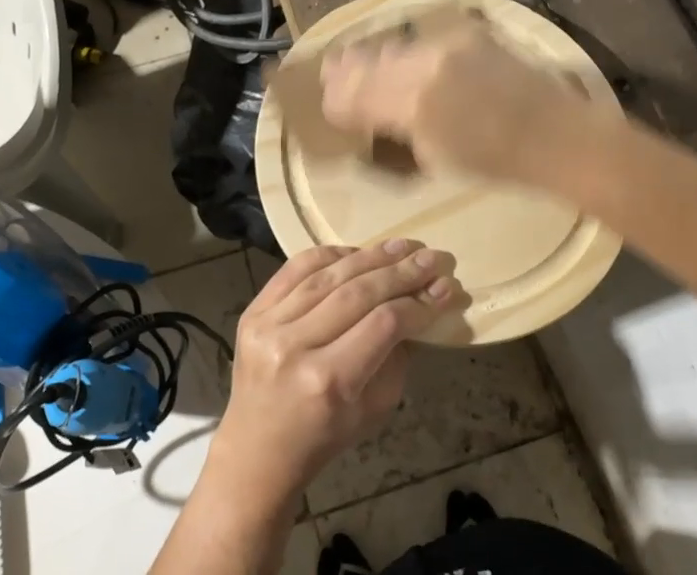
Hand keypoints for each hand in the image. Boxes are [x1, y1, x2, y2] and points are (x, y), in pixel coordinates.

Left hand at [207, 241, 463, 503]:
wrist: (258, 449)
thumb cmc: (324, 435)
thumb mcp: (375, 409)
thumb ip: (397, 355)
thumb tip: (422, 304)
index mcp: (328, 380)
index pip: (382, 324)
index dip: (417, 304)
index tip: (443, 290)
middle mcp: (295, 346)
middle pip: (357, 293)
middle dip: (400, 273)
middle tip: (431, 258)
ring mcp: (268, 325)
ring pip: (328, 275)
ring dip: (370, 256)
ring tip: (402, 247)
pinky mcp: (253, 311)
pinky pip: (295, 269)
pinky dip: (329, 255)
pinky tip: (357, 252)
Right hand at [320, 19, 617, 188]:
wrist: (557, 136)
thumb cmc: (498, 164)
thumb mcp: (436, 158)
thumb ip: (398, 131)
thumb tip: (373, 119)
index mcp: (413, 106)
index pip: (357, 97)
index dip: (337, 99)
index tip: (325, 102)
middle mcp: (425, 67)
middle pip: (370, 64)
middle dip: (346, 71)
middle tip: (328, 70)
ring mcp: (448, 46)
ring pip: (395, 48)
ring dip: (373, 56)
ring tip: (353, 58)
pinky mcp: (470, 35)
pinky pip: (424, 39)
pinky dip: (407, 50)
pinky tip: (399, 53)